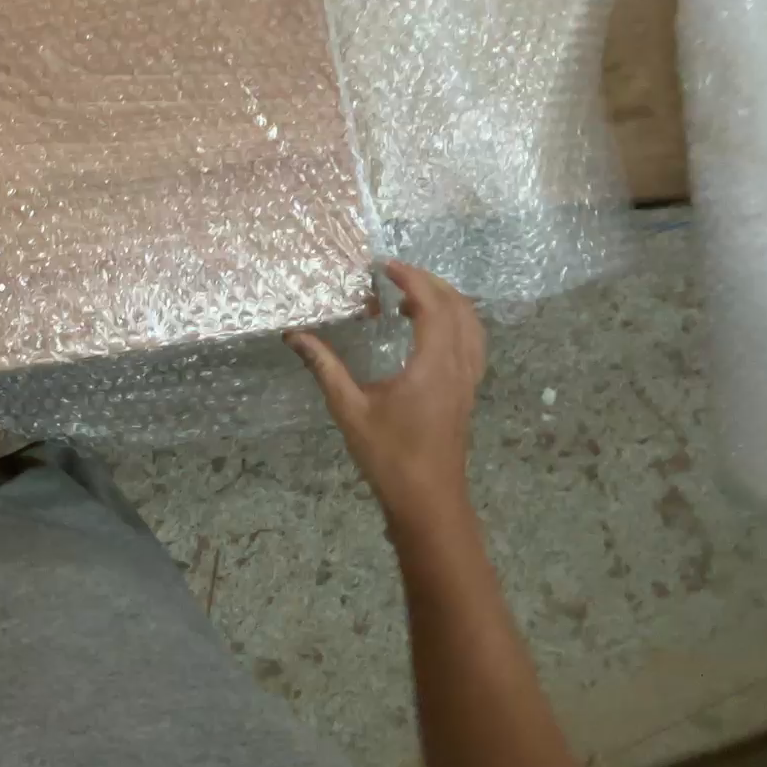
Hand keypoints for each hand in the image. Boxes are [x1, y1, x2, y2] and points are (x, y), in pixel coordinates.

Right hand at [285, 260, 486, 533]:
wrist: (427, 500)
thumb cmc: (388, 455)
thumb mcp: (348, 409)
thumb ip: (324, 367)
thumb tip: (294, 335)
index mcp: (432, 366)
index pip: (432, 306)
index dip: (411, 279)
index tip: (384, 266)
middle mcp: (458, 366)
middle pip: (459, 308)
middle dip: (430, 283)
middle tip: (395, 273)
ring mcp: (468, 380)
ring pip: (471, 325)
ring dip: (446, 301)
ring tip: (410, 294)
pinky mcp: (467, 392)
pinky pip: (471, 343)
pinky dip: (454, 322)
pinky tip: (427, 330)